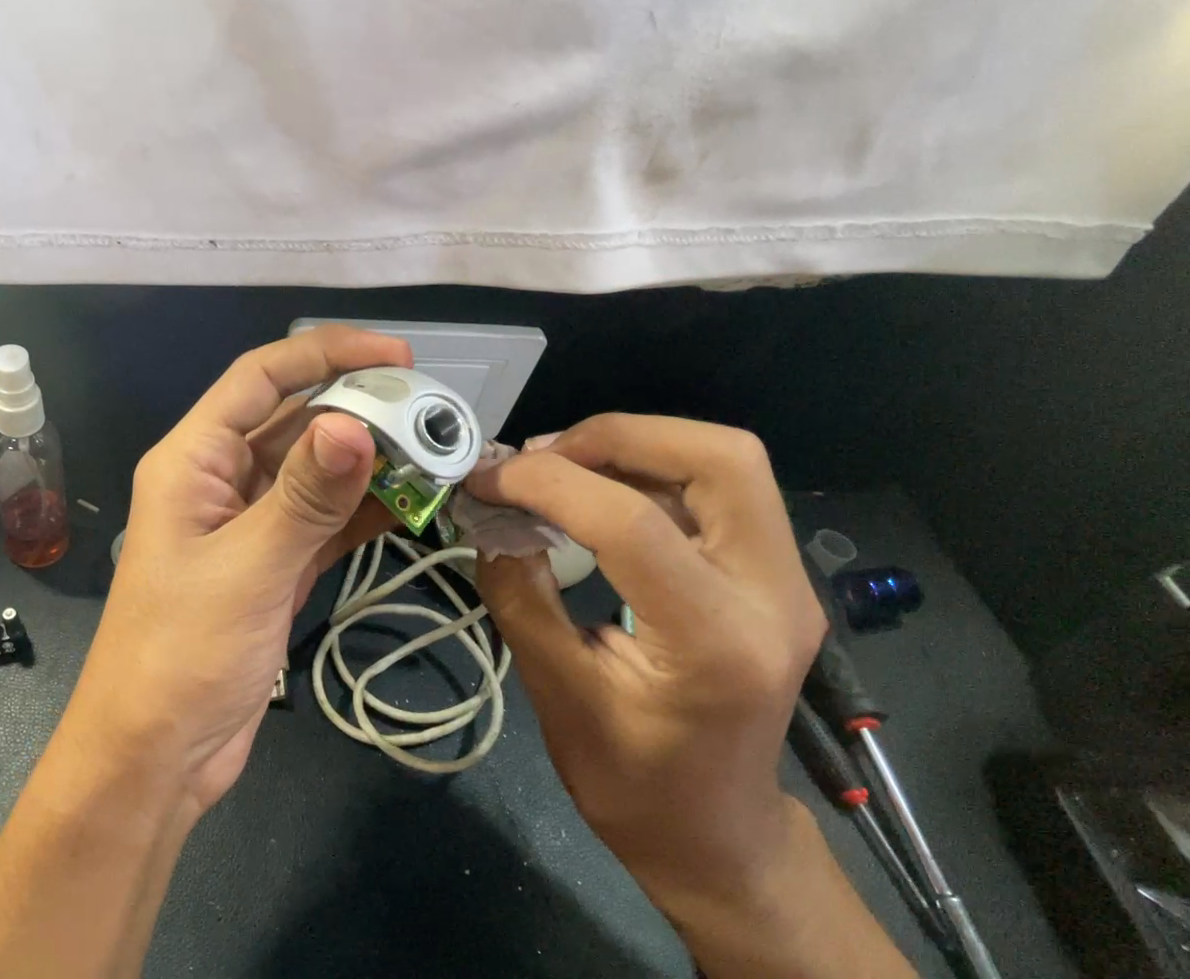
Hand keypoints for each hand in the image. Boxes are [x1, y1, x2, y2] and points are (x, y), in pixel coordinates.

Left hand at [69, 325, 410, 808]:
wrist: (155, 752)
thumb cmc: (180, 653)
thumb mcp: (246, 568)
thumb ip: (304, 496)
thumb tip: (356, 425)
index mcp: (192, 460)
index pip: (259, 378)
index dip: (325, 354)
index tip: (397, 358)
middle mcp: (219, 481)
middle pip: (293, 421)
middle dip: (359, 410)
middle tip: (434, 413)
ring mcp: (247, 526)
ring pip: (314, 473)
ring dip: (369, 462)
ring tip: (437, 454)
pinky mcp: (271, 566)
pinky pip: (322, 521)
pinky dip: (363, 512)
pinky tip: (412, 504)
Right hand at [467, 414, 824, 895]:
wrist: (715, 836)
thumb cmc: (632, 785)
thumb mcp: (556, 695)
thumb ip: (520, 594)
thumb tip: (490, 519)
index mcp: (717, 642)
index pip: (633, 522)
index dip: (548, 483)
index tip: (485, 478)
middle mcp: (774, 596)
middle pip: (720, 458)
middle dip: (617, 436)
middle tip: (540, 457)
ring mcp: (785, 583)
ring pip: (725, 464)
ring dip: (634, 448)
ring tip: (558, 468)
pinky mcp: (773, 576)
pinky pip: (718, 493)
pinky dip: (649, 474)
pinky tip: (594, 495)